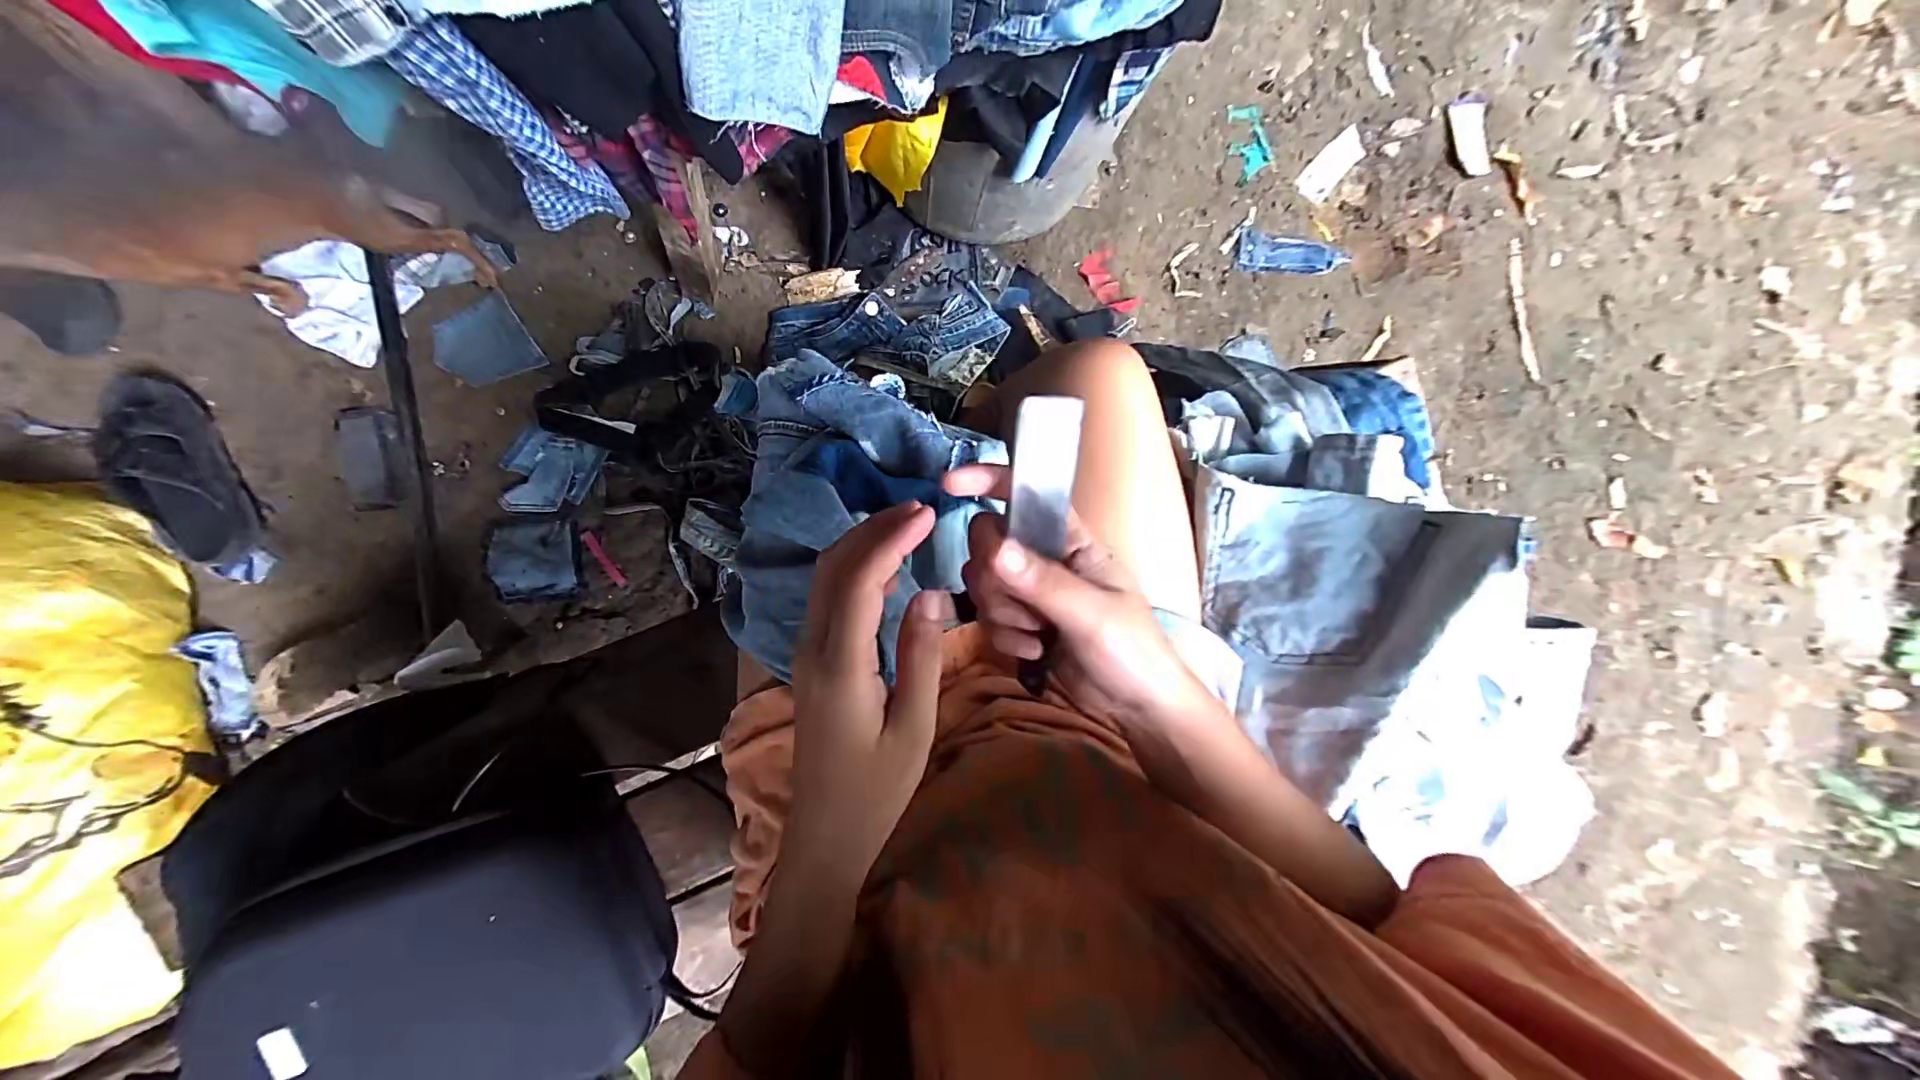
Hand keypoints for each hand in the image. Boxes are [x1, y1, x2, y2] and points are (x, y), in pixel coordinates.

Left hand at [787, 501, 953, 882]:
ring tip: (907, 528)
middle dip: (873, 529)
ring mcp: (805, 654)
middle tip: (919, 510)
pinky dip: (857, 573)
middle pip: (834, 568)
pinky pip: (829, 601)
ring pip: (826, 580)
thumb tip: (929, 594)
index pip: (860, 580)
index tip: (926, 513)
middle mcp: (812, 649)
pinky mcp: (811, 663)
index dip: (891, 539)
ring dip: (863, 546)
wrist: (825, 837)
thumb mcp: (914, 729)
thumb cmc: (876, 792)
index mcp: (840, 665)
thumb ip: (921, 657)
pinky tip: (887, 573)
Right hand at [943, 464, 1217, 728]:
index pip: (1025, 496)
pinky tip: (1036, 653)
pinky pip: (985, 617)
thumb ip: (1043, 582)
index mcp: (1071, 541)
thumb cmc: (1133, 651)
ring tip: (1041, 637)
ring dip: (1003, 616)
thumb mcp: (1093, 615)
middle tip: (1031, 611)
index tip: (951, 485)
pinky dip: (1004, 638)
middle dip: (997, 583)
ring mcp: (1029, 592)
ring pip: (982, 584)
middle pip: (987, 545)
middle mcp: (1044, 559)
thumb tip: (994, 548)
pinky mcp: (1019, 623)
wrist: (1136, 706)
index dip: (988, 481)